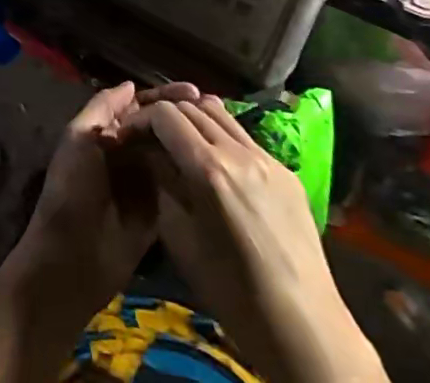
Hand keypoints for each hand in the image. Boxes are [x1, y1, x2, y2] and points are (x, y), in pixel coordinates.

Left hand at [15, 81, 200, 303]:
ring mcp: (144, 182)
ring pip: (171, 153)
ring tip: (222, 133)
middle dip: (183, 117)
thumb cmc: (71, 190)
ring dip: (192, 143)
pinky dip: (193, 174)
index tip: (195, 91)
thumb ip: (102, 108)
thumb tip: (131, 85)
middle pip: (159, 127)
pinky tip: (218, 165)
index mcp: (105, 134)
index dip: (165, 97)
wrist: (72, 256)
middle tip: (215, 112)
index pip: (140, 107)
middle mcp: (126, 153)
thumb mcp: (78, 139)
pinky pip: (177, 185)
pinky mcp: (159, 210)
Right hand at [132, 96, 381, 382]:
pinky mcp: (286, 170)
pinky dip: (221, 136)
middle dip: (166, 115)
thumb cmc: (230, 291)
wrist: (300, 322)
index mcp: (209, 169)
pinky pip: (245, 136)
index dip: (141, 120)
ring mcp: (267, 157)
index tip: (129, 137)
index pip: (166, 114)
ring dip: (195, 119)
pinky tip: (215, 163)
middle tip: (151, 137)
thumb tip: (147, 152)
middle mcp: (239, 151)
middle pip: (193, 106)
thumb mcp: (180, 237)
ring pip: (222, 113)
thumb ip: (161, 183)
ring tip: (181, 143)